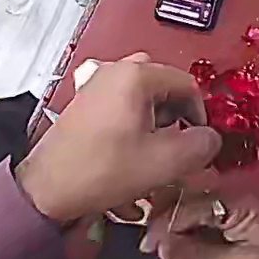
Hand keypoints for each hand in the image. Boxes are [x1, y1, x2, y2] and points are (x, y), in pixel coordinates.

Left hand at [17, 54, 221, 222]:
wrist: (48, 188)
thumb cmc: (102, 170)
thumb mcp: (164, 162)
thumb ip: (201, 145)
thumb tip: (211, 138)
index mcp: (136, 75)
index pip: (187, 85)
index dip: (199, 115)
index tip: (198, 142)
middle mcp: (115, 70)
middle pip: (165, 89)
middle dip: (176, 119)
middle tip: (173, 147)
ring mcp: (97, 84)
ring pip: (144, 98)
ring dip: (156, 123)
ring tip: (151, 153)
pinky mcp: (86, 101)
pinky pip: (123, 105)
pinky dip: (135, 125)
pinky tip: (130, 155)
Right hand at [143, 193, 258, 258]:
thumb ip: (200, 256)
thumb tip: (162, 247)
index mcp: (240, 204)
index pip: (198, 202)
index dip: (172, 218)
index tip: (152, 240)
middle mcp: (225, 204)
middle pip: (185, 198)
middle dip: (162, 217)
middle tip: (147, 244)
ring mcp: (214, 218)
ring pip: (178, 209)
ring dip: (161, 224)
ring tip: (149, 247)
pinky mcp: (204, 234)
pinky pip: (180, 225)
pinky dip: (166, 234)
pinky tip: (156, 246)